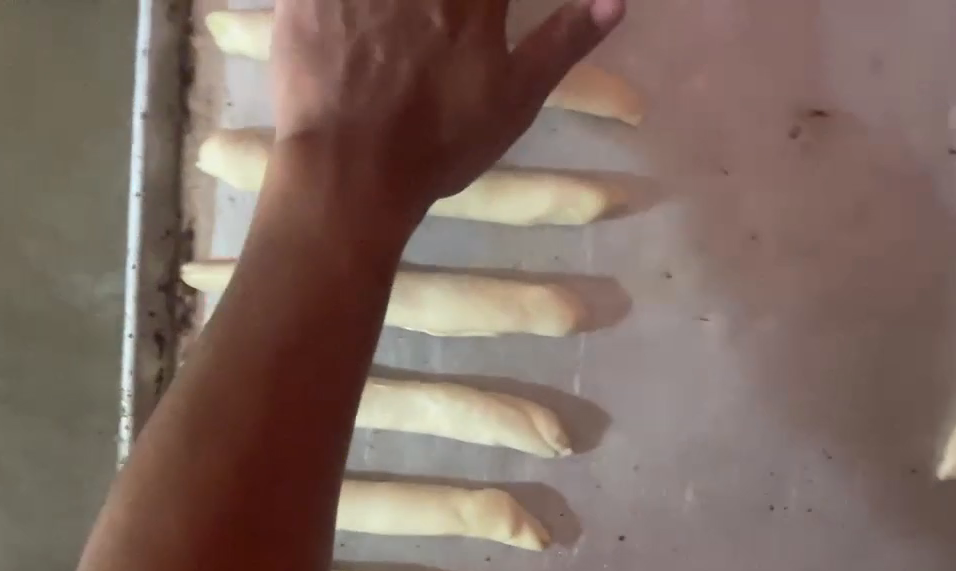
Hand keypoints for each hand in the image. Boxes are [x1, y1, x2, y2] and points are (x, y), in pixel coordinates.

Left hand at [264, 0, 624, 215]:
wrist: (351, 169)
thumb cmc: (441, 143)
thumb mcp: (514, 100)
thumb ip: (563, 42)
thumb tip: (617, 2)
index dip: (500, 0)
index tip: (492, 17)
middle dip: (448, 7)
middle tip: (443, 33)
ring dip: (405, 6)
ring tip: (406, 37)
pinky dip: (338, 1)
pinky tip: (361, 22)